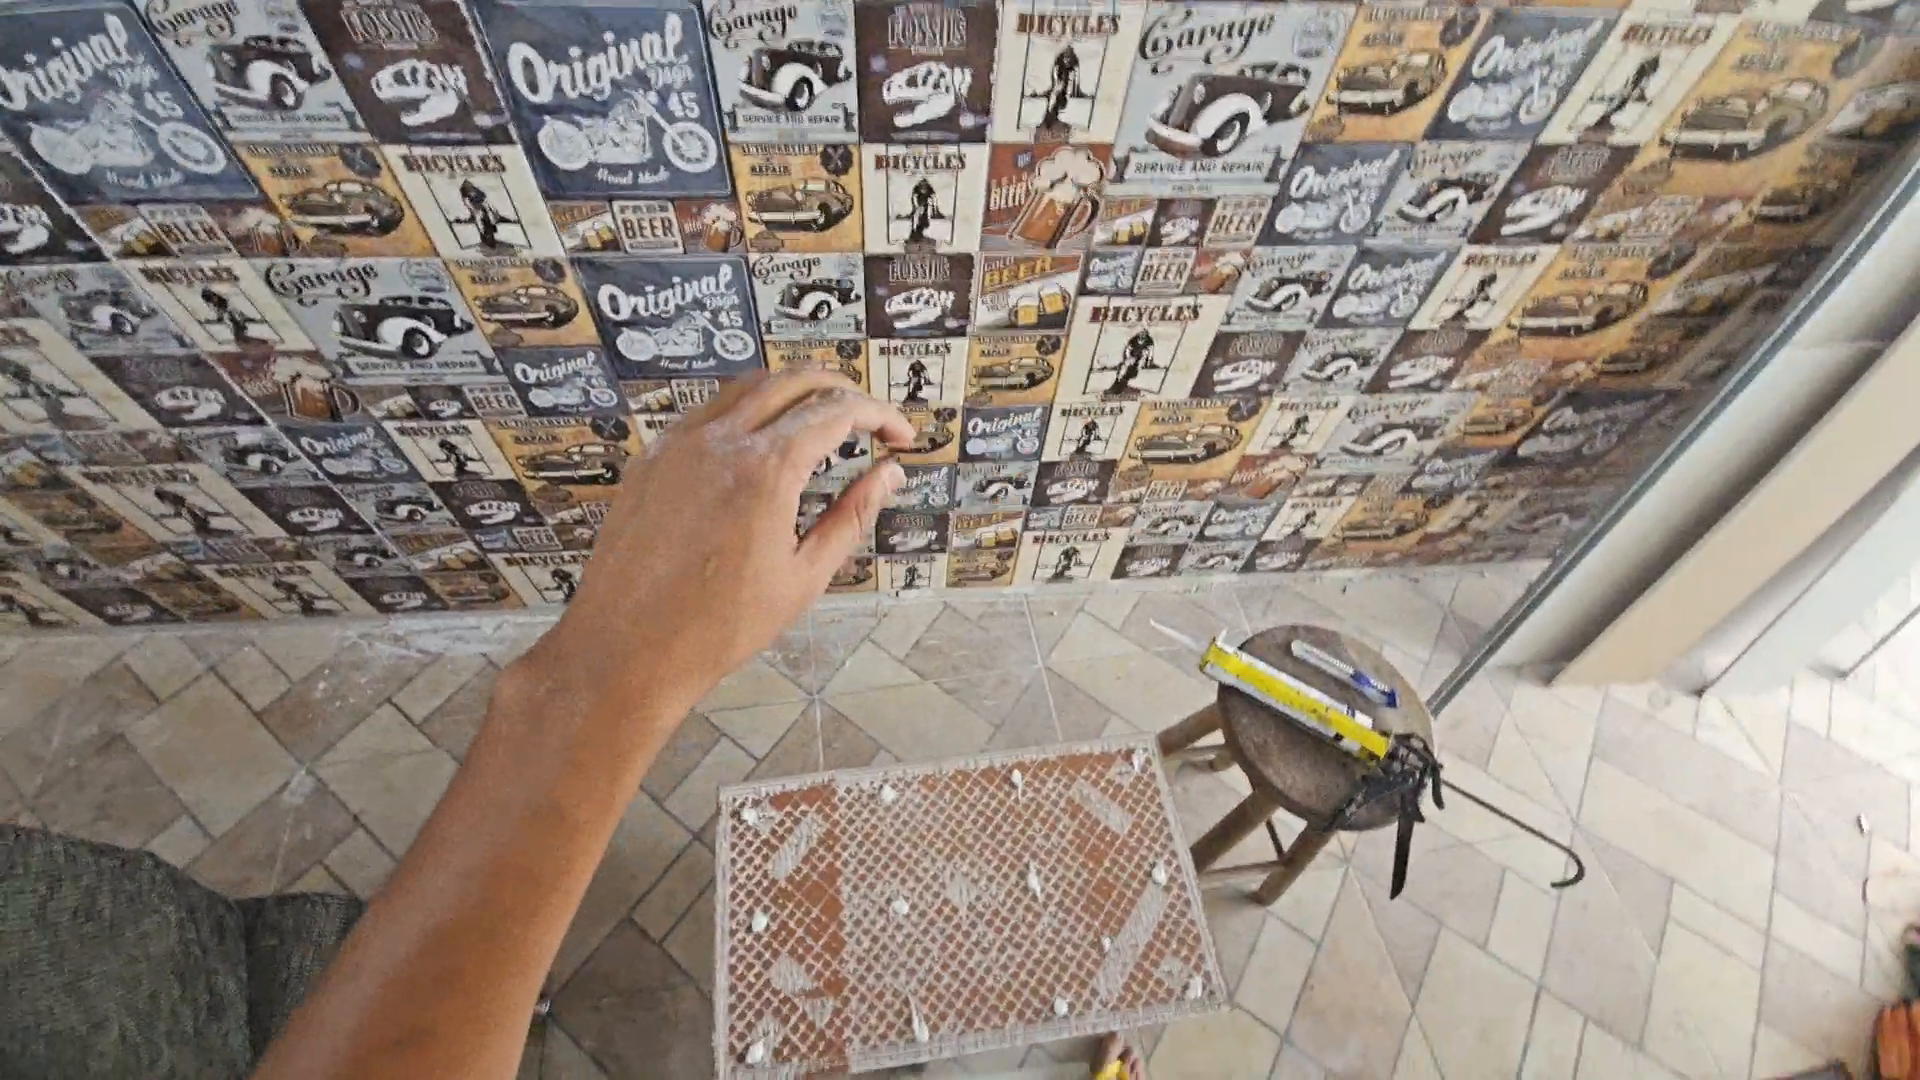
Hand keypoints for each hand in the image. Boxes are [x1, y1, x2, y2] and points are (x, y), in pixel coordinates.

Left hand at [524, 371, 910, 718]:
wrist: (625, 650)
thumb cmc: (722, 626)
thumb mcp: (804, 577)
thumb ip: (851, 516)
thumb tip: (889, 475)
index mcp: (766, 470)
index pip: (837, 412)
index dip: (880, 415)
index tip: (902, 436)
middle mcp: (721, 441)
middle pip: (795, 380)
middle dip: (842, 389)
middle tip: (869, 419)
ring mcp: (679, 444)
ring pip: (748, 387)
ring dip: (795, 393)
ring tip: (821, 425)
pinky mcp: (652, 459)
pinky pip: (709, 412)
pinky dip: (749, 412)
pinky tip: (761, 446)